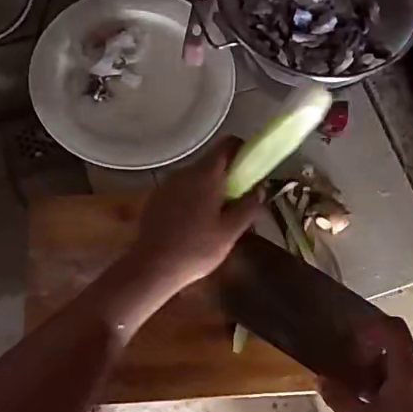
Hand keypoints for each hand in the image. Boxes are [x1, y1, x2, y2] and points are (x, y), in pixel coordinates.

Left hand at [124, 138, 265, 293]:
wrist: (152, 267)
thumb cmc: (196, 250)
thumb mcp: (230, 231)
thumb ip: (248, 206)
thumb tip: (260, 188)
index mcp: (204, 175)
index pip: (227, 144)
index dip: (243, 152)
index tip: (252, 174)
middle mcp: (183, 172)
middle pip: (211, 163)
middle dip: (228, 178)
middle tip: (238, 206)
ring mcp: (166, 185)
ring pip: (195, 178)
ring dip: (209, 190)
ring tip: (215, 220)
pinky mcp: (155, 198)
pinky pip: (180, 190)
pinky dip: (191, 199)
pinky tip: (192, 225)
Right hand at [317, 313, 412, 411]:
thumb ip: (340, 398)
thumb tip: (322, 379)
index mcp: (409, 373)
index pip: (394, 330)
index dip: (372, 327)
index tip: (354, 341)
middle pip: (400, 354)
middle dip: (374, 362)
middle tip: (355, 381)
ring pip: (411, 373)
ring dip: (389, 379)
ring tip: (373, 405)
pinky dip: (404, 393)